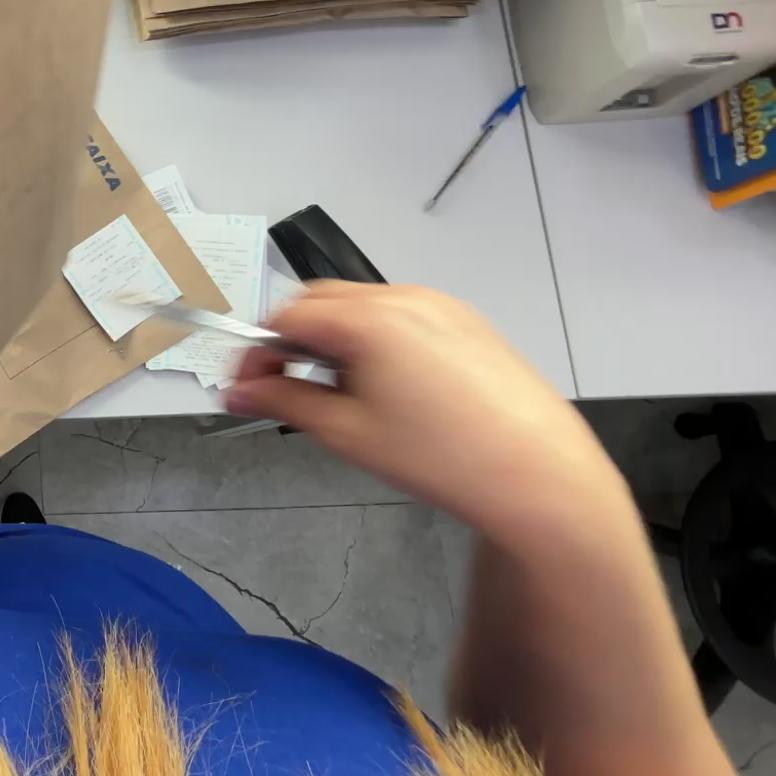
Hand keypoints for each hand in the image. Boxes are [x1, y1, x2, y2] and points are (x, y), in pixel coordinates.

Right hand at [228, 282, 634, 536]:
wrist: (540, 477)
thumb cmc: (440, 456)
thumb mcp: (343, 430)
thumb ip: (279, 400)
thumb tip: (235, 392)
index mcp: (369, 319)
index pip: (284, 317)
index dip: (256, 352)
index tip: (245, 388)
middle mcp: (403, 298)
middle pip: (317, 300)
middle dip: (288, 339)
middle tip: (280, 385)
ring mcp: (438, 305)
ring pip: (355, 305)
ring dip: (326, 336)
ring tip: (330, 389)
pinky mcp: (463, 321)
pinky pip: (394, 314)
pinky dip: (366, 336)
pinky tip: (375, 381)